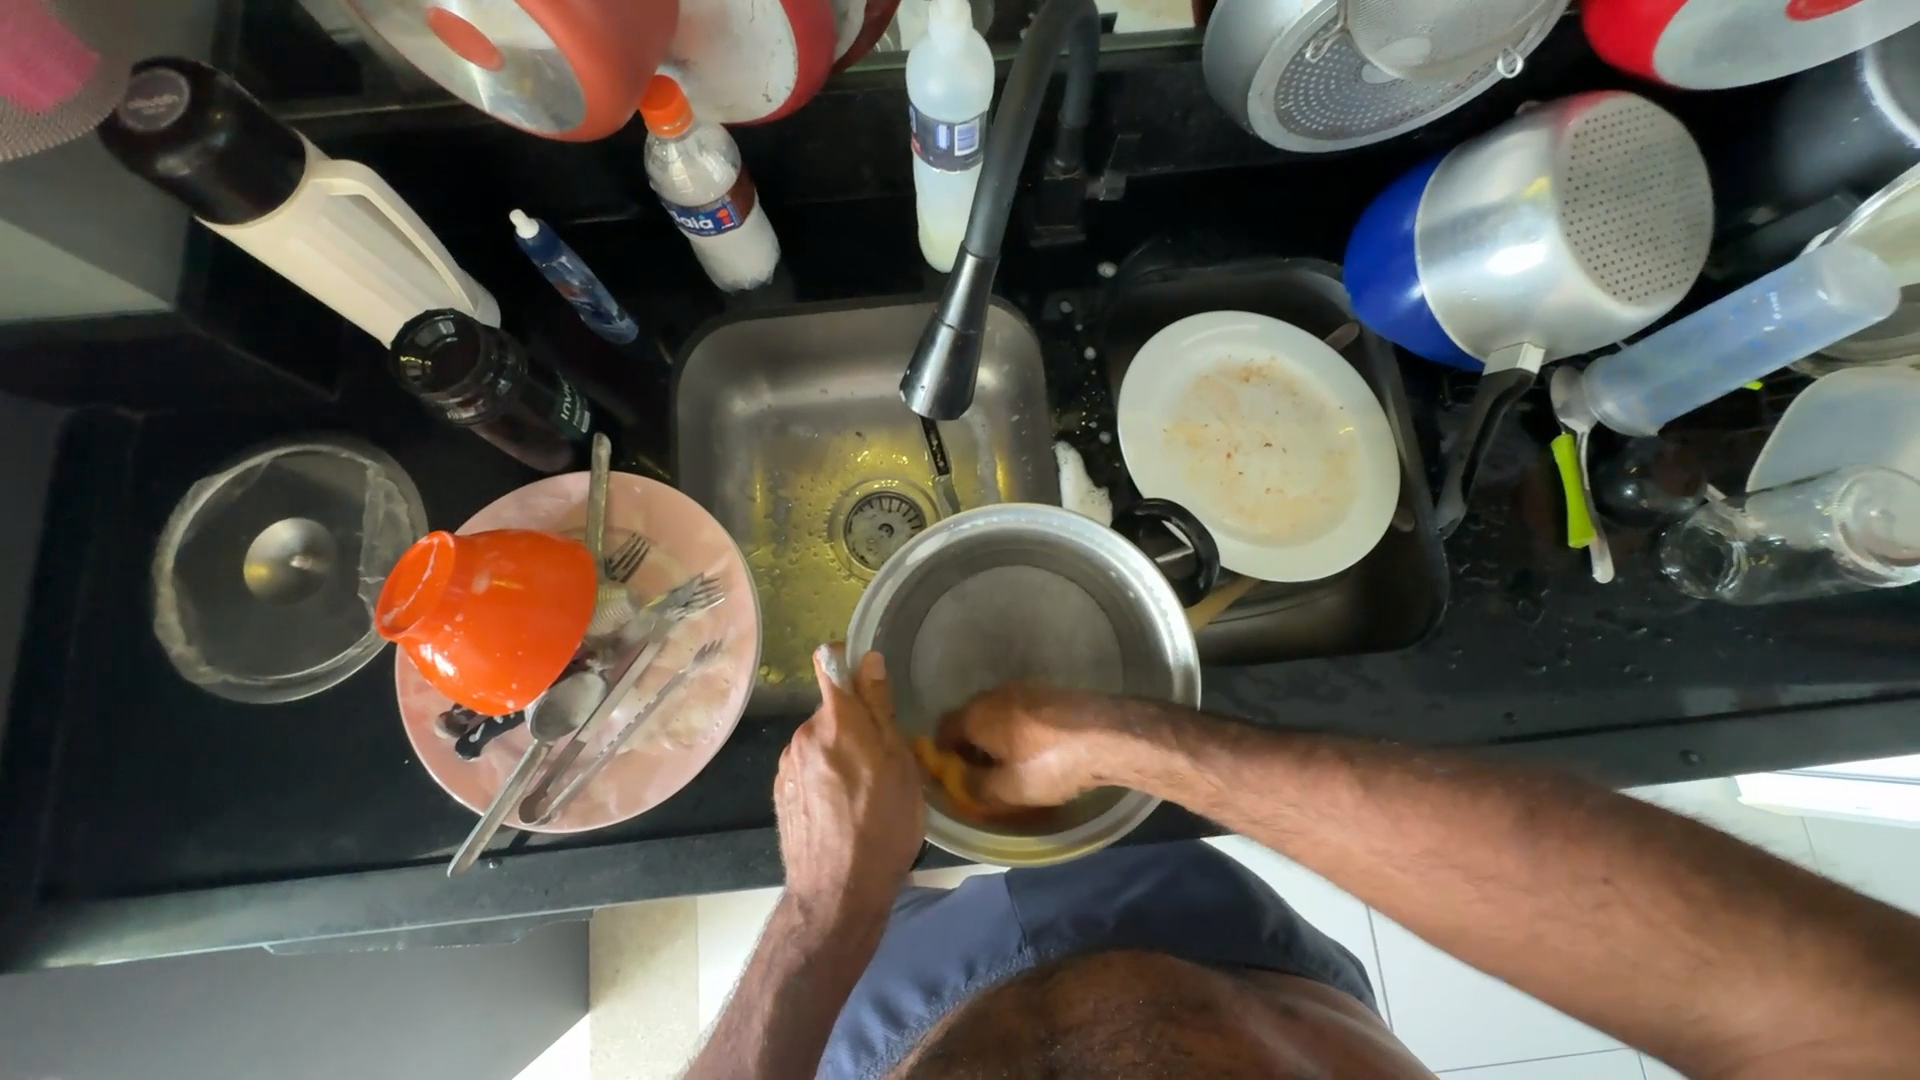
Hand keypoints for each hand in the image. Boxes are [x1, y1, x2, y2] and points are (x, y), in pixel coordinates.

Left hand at [775, 645, 924, 925]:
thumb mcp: (898, 764)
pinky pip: (808, 767)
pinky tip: (842, 808)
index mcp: (835, 721)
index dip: (849, 662)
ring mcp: (787, 765)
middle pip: (831, 710)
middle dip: (854, 722)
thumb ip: (879, 708)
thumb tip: (869, 659)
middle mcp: (803, 734)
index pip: (829, 662)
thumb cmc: (882, 825)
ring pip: (820, 740)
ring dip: (840, 751)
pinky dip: (825, 775)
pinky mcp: (780, 792)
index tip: (871, 682)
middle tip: (884, 757)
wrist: (837, 893)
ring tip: (865, 790)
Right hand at [935, 682, 1134, 808]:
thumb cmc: (1050, 764)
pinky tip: (1035, 748)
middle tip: (979, 771)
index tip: (949, 770)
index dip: (942, 750)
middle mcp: (994, 695)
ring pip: (997, 712)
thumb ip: (976, 787)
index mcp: (976, 715)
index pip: (944, 727)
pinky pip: (1021, 710)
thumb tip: (960, 781)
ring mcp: (1024, 688)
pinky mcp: (1049, 691)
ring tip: (1009, 762)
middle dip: (969, 743)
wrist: (1107, 735)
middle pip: (970, 717)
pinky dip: (1018, 728)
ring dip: (995, 735)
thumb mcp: (1008, 790)